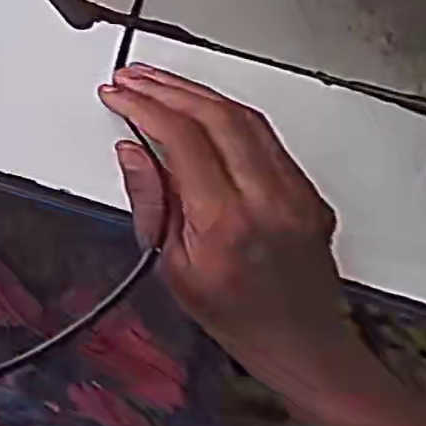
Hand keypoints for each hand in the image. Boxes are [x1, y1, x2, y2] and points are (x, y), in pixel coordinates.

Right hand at [99, 65, 354, 400]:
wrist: (301, 346)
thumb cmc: (232, 310)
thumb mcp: (167, 260)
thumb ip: (148, 198)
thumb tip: (131, 150)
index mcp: (227, 219)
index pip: (182, 137)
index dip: (142, 106)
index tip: (117, 95)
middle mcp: (270, 201)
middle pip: (216, 116)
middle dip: (164, 88)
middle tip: (131, 78)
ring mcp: (296, 195)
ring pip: (244, 118)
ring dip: (193, 91)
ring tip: (156, 81)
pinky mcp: (308, 192)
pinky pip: (264, 134)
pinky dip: (222, 108)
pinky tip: (197, 103)